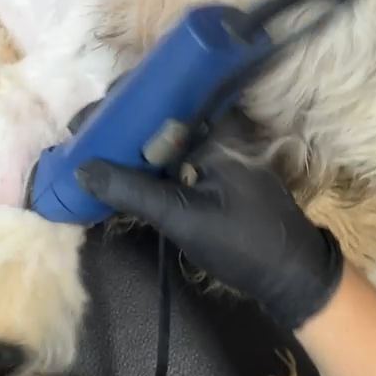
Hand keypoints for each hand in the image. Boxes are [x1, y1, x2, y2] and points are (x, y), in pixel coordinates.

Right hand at [76, 118, 343, 328]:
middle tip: (83, 137)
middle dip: (120, 120)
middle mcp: (219, 131)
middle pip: (160, 112)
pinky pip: (174, 155)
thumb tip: (82, 169)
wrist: (294, 279)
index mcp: (217, 130)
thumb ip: (133, 191)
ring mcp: (218, 152)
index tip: (87, 119)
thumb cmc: (243, 242)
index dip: (122, 100)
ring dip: (131, 142)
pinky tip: (122, 172)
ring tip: (93, 152)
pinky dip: (147, 160)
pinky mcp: (216, 173)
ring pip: (165, 136)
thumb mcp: (183, 217)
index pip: (162, 97)